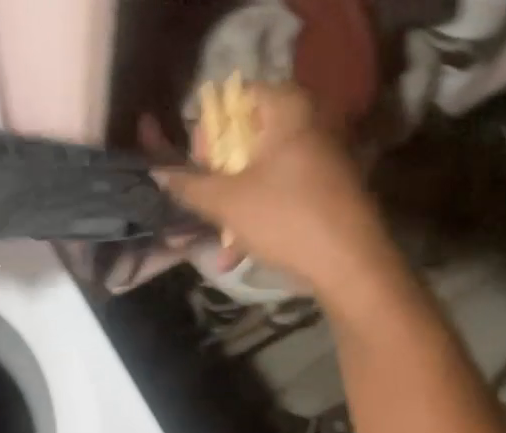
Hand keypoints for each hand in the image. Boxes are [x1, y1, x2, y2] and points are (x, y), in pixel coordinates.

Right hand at [152, 85, 400, 302]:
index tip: (197, 164)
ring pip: (261, 173)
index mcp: (288, 110)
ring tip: (214, 243)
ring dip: (231, 207)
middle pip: (247, 138)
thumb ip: (188, 185)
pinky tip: (236, 255)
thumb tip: (158, 172)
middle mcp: (309, 122)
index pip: (238, 96)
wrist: (348, 262)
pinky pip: (281, 193)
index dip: (210, 128)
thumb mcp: (226, 203)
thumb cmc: (284, 218)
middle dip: (217, 177)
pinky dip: (257, 218)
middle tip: (201, 204)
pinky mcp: (326, 189)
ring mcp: (321, 157)